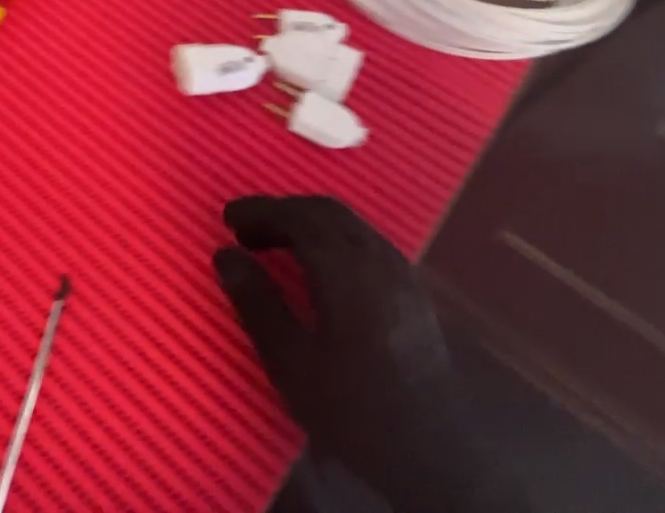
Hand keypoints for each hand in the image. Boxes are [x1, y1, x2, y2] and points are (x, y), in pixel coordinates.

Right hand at [212, 196, 530, 512]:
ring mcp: (401, 275)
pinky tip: (318, 268)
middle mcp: (378, 260)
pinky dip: (331, 239)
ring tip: (275, 246)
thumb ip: (257, 302)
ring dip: (308, 224)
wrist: (439, 454)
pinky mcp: (412, 293)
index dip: (260, 211)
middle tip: (246, 230)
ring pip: (349, 225)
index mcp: (347, 271)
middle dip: (282, 212)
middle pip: (326, 213)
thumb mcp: (291, 362)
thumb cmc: (355, 409)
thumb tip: (225, 255)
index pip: (298, 219)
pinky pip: (365, 242)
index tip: (227, 218)